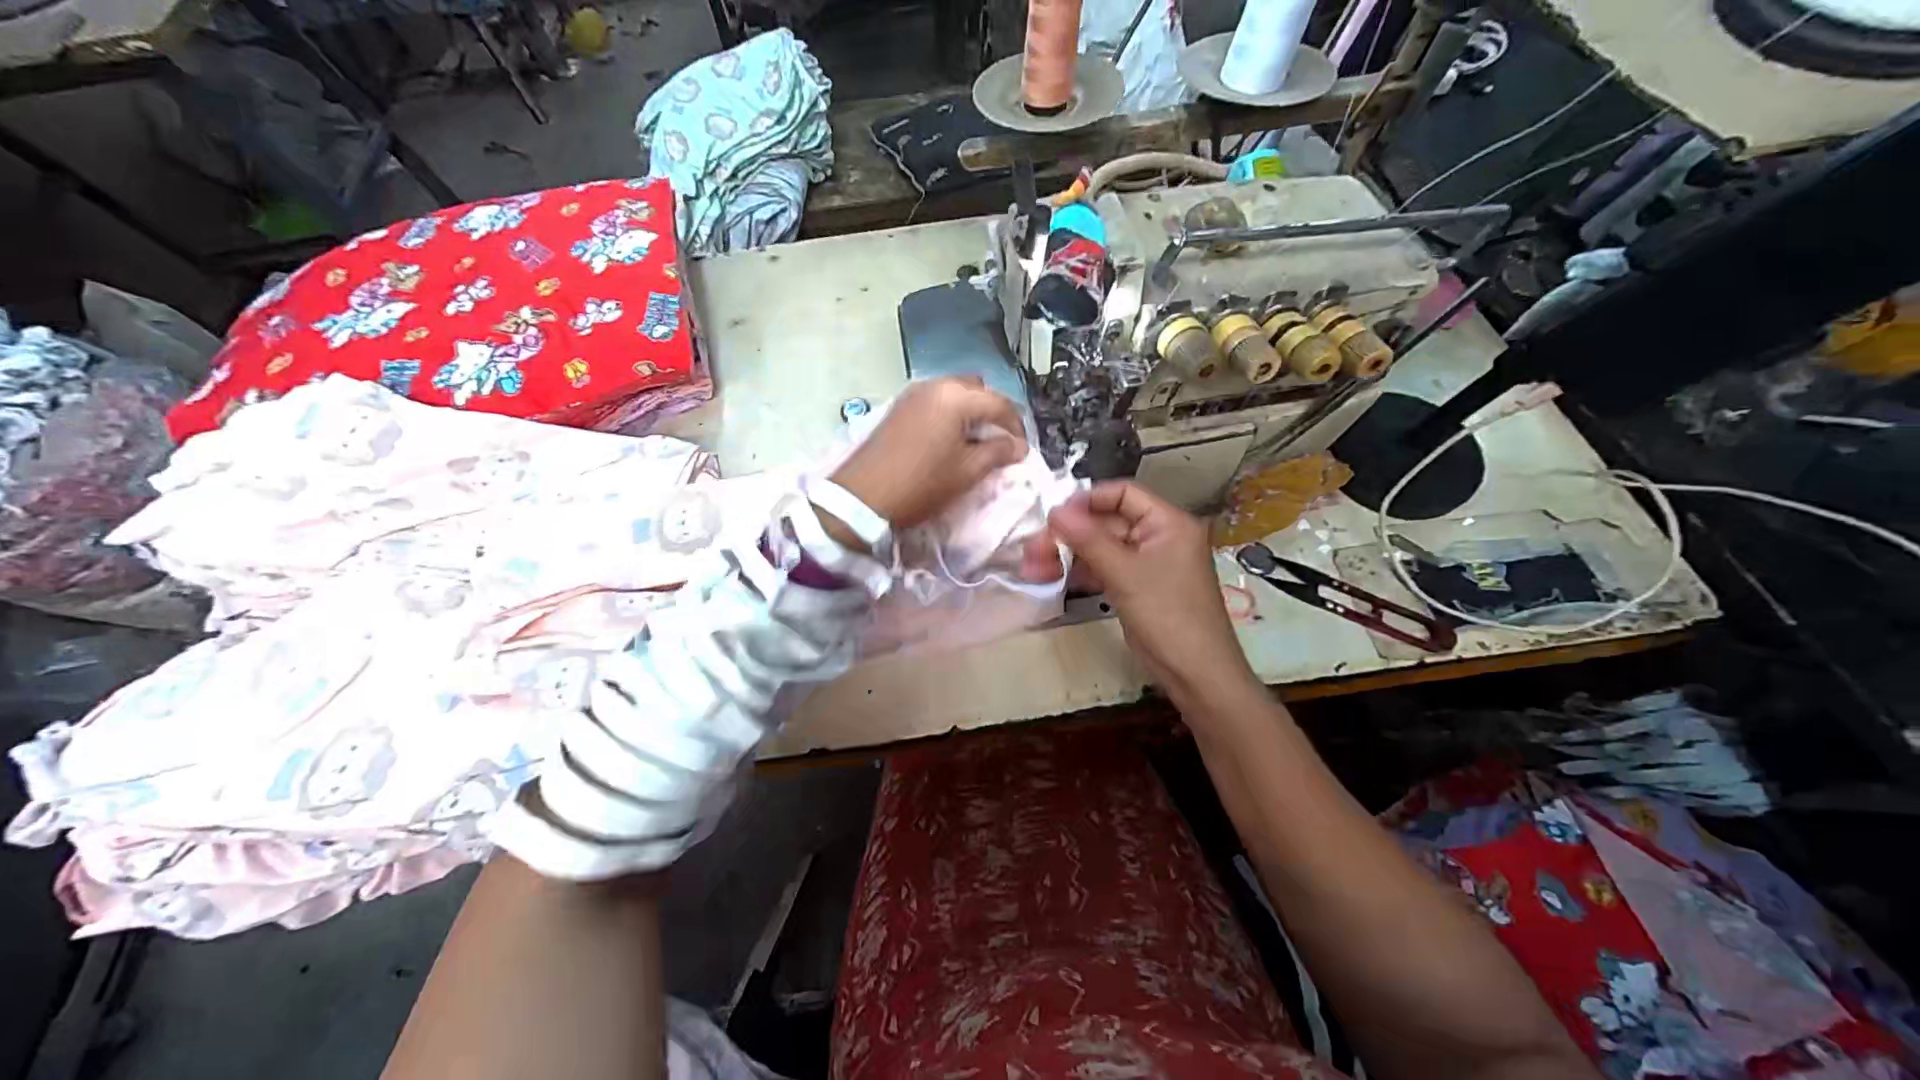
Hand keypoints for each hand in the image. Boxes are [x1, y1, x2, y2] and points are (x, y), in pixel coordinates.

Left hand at [826, 377, 1027, 533]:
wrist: (862, 497)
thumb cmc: (921, 484)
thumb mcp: (967, 472)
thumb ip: (998, 453)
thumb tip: (1017, 446)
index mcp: (956, 397)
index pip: (1000, 403)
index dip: (1016, 427)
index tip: (1022, 450)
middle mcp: (935, 385)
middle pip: (977, 390)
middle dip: (993, 412)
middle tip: (999, 442)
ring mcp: (913, 394)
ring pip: (955, 393)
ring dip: (970, 412)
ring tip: (976, 442)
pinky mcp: (899, 407)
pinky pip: (935, 401)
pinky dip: (949, 414)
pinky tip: (950, 440)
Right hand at [1042, 481, 1260, 709]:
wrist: (1196, 673)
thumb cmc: (1167, 615)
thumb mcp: (1124, 573)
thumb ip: (1088, 539)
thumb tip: (1055, 510)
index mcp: (1168, 523)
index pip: (1123, 494)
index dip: (1087, 500)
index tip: (1053, 516)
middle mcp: (1159, 537)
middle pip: (1107, 522)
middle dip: (1069, 534)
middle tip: (1032, 550)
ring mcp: (1148, 564)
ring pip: (1102, 548)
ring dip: (1069, 555)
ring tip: (1032, 567)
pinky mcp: (1137, 587)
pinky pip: (1105, 569)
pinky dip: (1081, 573)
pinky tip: (1051, 578)